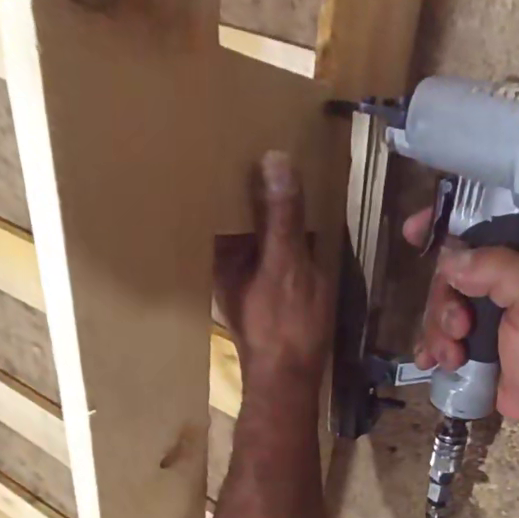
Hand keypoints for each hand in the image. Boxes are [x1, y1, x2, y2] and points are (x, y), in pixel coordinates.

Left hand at [215, 151, 330, 393]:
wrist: (290, 380)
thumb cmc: (285, 326)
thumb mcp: (289, 266)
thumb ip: (283, 217)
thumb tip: (274, 159)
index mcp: (221, 254)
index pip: (220, 199)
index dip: (231, 171)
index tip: (242, 136)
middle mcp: (227, 262)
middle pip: (238, 211)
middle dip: (253, 184)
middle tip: (268, 142)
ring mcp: (247, 275)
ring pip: (257, 229)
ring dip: (270, 206)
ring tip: (286, 169)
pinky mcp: (267, 287)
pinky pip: (272, 247)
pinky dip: (283, 231)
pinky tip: (298, 216)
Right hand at [404, 208, 518, 424]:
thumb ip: (499, 270)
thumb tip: (449, 260)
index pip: (482, 223)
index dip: (446, 222)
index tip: (414, 231)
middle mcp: (500, 276)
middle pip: (449, 271)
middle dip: (444, 303)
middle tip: (459, 329)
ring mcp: (482, 310)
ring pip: (439, 304)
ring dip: (439, 332)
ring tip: (454, 357)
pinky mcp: (468, 340)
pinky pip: (435, 333)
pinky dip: (430, 347)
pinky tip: (432, 362)